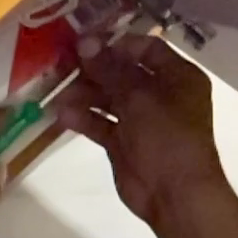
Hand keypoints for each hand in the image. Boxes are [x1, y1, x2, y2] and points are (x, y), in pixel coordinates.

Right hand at [53, 35, 227, 223]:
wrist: (175, 195)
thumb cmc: (168, 138)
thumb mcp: (139, 98)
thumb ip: (110, 69)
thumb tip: (85, 42)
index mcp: (178, 77)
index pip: (146, 49)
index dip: (116, 44)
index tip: (85, 43)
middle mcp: (160, 94)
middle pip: (122, 72)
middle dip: (94, 69)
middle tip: (63, 64)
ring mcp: (140, 119)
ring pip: (108, 98)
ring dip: (84, 94)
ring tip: (59, 93)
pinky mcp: (122, 142)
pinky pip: (100, 123)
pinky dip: (83, 118)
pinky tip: (63, 115)